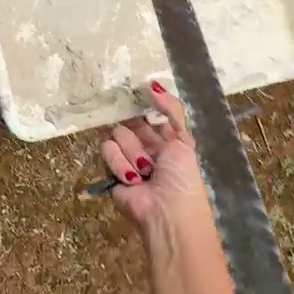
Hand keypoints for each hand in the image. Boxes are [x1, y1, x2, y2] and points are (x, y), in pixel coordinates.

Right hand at [102, 81, 210, 232]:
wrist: (168, 212)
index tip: (137, 93)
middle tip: (151, 153)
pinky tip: (133, 179)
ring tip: (145, 172)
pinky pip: (107, 151)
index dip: (142, 107)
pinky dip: (121, 165)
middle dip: (139, 137)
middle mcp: (145, 148)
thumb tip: (151, 82)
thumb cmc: (184, 178)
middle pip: (128, 123)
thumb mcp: (185, 141)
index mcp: (165, 141)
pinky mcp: (110, 169)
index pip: (147, 115)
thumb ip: (172, 110)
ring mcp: (126, 158)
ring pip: (116, 135)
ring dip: (132, 153)